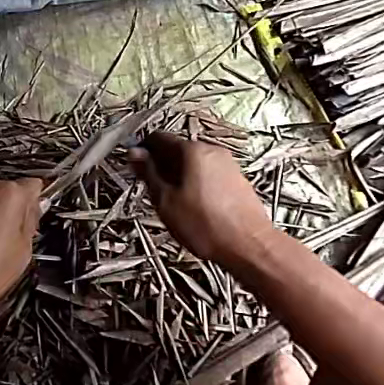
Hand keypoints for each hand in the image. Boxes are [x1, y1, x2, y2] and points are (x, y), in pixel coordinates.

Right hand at [127, 133, 276, 264]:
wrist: (249, 246)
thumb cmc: (207, 226)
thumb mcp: (166, 200)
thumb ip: (148, 173)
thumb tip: (135, 154)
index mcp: (193, 150)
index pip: (159, 138)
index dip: (143, 151)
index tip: (136, 167)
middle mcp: (213, 151)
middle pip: (178, 149)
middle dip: (162, 166)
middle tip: (153, 190)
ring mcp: (228, 165)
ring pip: (194, 163)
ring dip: (179, 177)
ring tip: (173, 203)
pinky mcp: (237, 181)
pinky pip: (210, 175)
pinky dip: (197, 185)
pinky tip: (194, 208)